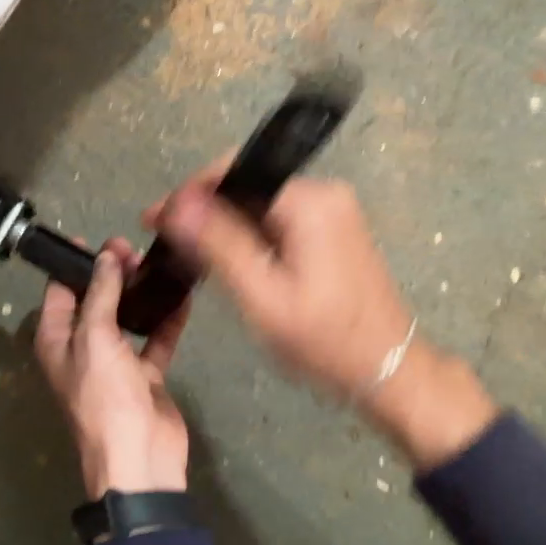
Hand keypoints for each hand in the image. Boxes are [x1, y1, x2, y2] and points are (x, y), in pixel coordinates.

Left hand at [35, 239, 189, 497]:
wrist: (139, 458)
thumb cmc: (104, 396)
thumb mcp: (95, 338)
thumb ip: (101, 294)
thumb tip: (105, 257)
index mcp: (55, 340)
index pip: (59, 291)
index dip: (72, 263)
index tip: (91, 238)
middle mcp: (81, 348)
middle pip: (94, 300)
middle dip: (110, 273)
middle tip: (132, 248)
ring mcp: (114, 362)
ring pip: (125, 317)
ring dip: (138, 293)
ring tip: (153, 264)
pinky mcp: (144, 375)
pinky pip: (155, 340)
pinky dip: (166, 320)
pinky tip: (182, 295)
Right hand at [150, 167, 497, 470]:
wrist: (391, 373)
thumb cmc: (324, 341)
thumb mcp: (262, 297)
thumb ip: (218, 243)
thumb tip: (175, 203)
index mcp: (309, 201)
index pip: (233, 171)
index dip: (188, 191)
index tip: (154, 219)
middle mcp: (323, 193)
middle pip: (245, 182)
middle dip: (200, 206)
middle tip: (162, 235)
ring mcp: (331, 210)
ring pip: (257, 200)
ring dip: (219, 220)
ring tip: (182, 248)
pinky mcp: (331, 229)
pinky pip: (274, 216)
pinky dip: (244, 231)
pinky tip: (220, 255)